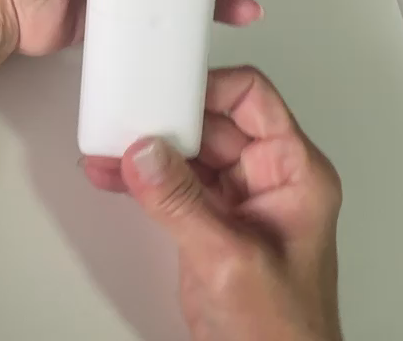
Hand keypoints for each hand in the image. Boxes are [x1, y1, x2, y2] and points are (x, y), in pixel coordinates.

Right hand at [84, 67, 342, 340]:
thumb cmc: (288, 334)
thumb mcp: (230, 260)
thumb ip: (182, 203)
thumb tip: (145, 152)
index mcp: (293, 172)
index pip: (252, 98)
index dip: (209, 86)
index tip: (169, 86)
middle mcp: (264, 176)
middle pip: (209, 119)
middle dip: (165, 117)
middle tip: (129, 115)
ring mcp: (233, 196)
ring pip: (184, 147)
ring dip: (144, 146)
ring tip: (109, 143)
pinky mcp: (205, 217)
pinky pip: (168, 179)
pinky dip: (138, 175)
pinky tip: (112, 174)